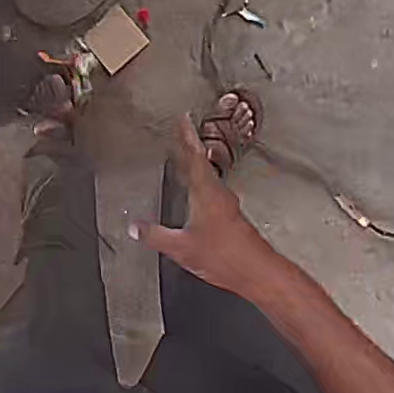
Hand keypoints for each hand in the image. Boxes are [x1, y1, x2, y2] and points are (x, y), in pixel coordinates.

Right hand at [131, 116, 289, 298]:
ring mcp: (227, 206)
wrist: (257, 272)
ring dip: (197, 165)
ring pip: (208, 178)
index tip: (182, 120)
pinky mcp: (231, 218)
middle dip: (190, 147)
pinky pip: (213, 193)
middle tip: (181, 133)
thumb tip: (135, 227)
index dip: (186, 137)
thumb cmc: (226, 256)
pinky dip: (202, 184)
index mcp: (206, 194)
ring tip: (186, 158)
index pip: (194, 157)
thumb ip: (156, 236)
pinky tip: (197, 195)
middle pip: (201, 163)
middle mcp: (219, 195)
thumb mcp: (181, 247)